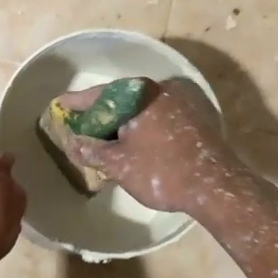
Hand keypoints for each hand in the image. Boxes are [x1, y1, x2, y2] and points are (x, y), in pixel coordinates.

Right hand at [57, 77, 238, 213]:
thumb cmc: (162, 172)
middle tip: (82, 126)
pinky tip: (136, 142)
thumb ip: (90, 150)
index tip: (60, 104)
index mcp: (139, 94)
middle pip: (121, 99)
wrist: (217, 188)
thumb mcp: (118, 164)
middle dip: (101, 114)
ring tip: (107, 138)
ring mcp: (183, 102)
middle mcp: (161, 90)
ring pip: (142, 109)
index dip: (77, 102)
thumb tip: (71, 143)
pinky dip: (143, 126)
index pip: (99, 95)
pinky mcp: (197, 118)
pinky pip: (159, 116)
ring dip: (124, 122)